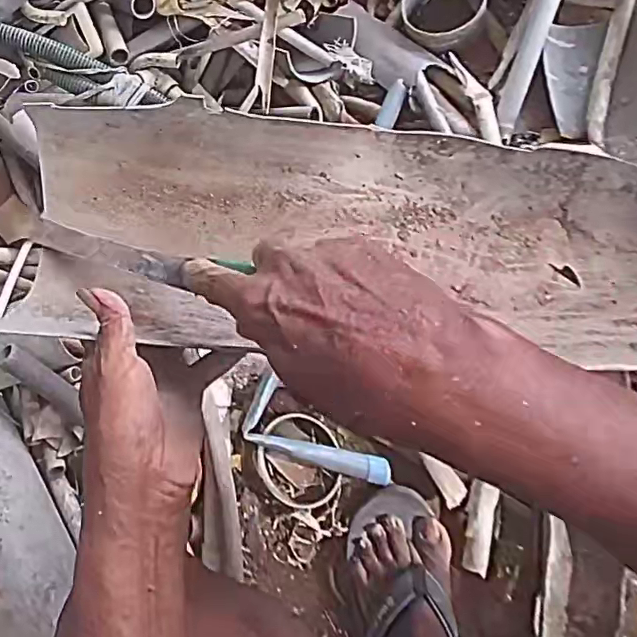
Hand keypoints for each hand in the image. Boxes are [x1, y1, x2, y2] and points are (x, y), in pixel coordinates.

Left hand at [77, 288, 240, 520]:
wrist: (149, 483)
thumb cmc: (120, 437)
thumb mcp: (115, 370)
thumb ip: (113, 331)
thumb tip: (98, 294)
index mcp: (109, 360)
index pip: (119, 319)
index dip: (131, 297)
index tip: (147, 271)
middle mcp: (136, 369)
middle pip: (155, 327)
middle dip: (170, 306)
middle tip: (190, 279)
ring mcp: (164, 381)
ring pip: (183, 342)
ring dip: (196, 326)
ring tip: (215, 301)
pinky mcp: (188, 394)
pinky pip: (208, 365)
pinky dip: (222, 352)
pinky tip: (235, 338)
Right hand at [184, 239, 493, 446]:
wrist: (438, 369)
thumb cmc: (373, 389)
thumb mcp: (302, 381)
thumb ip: (272, 342)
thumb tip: (268, 330)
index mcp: (263, 304)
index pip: (213, 279)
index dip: (205, 278)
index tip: (198, 273)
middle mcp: (291, 268)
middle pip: (264, 260)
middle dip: (274, 281)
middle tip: (296, 312)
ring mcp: (330, 253)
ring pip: (306, 257)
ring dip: (315, 280)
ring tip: (345, 318)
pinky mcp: (365, 246)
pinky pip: (341, 257)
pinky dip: (347, 276)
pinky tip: (370, 308)